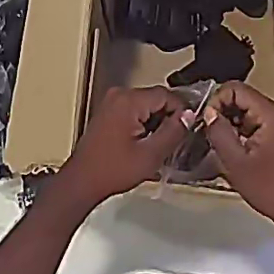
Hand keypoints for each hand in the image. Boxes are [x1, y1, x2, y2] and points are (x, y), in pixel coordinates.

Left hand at [47, 86, 191, 215]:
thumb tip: (188, 116)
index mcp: (128, 101)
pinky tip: (145, 143)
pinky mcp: (108, 111)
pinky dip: (144, 123)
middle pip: (155, 98)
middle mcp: (118, 95)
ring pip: (146, 104)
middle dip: (168, 117)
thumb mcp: (151, 154)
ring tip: (160, 145)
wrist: (83, 179)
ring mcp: (111, 102)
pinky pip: (134, 110)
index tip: (189, 128)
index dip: (181, 111)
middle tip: (176, 140)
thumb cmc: (113, 169)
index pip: (165, 94)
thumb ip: (173, 132)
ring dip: (156, 121)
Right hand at [201, 82, 273, 254]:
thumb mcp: (236, 161)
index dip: (216, 101)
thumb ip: (219, 132)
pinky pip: (245, 123)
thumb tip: (207, 112)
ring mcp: (272, 124)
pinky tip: (228, 150)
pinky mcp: (270, 136)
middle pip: (236, 96)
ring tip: (217, 143)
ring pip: (239, 110)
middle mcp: (271, 113)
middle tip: (208, 133)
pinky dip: (233, 131)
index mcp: (267, 113)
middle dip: (219, 111)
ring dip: (225, 122)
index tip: (207, 122)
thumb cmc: (272, 189)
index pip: (233, 88)